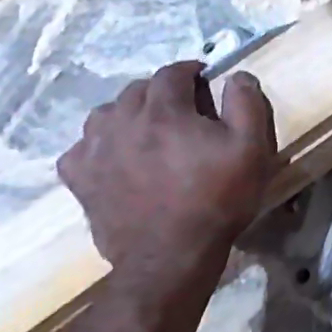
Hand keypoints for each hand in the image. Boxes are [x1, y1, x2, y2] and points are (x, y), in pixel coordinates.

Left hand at [57, 62, 278, 305]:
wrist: (171, 258)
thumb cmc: (216, 201)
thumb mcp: (250, 150)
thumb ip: (245, 104)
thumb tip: (236, 75)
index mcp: (163, 110)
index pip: (172, 73)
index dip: (191, 72)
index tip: (204, 82)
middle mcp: (122, 121)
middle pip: (137, 90)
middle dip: (161, 93)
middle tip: (182, 114)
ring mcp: (95, 150)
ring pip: (105, 114)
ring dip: (126, 116)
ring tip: (146, 134)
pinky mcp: (80, 179)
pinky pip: (81, 149)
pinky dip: (97, 147)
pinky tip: (114, 160)